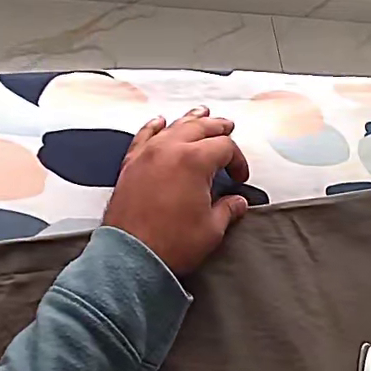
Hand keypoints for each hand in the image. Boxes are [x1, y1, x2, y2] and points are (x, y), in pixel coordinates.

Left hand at [102, 107, 250, 275]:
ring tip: (201, 113)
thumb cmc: (169, 244)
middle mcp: (169, 150)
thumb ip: (227, 210)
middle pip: (200, 127)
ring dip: (190, 120)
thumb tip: (236, 203)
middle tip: (228, 128)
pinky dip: (154, 127)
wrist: (131, 257)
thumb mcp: (211, 229)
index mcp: (194, 161)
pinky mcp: (130, 165)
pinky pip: (144, 136)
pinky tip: (160, 122)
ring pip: (173, 127)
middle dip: (217, 128)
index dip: (238, 160)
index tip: (239, 176)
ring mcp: (147, 155)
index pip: (225, 147)